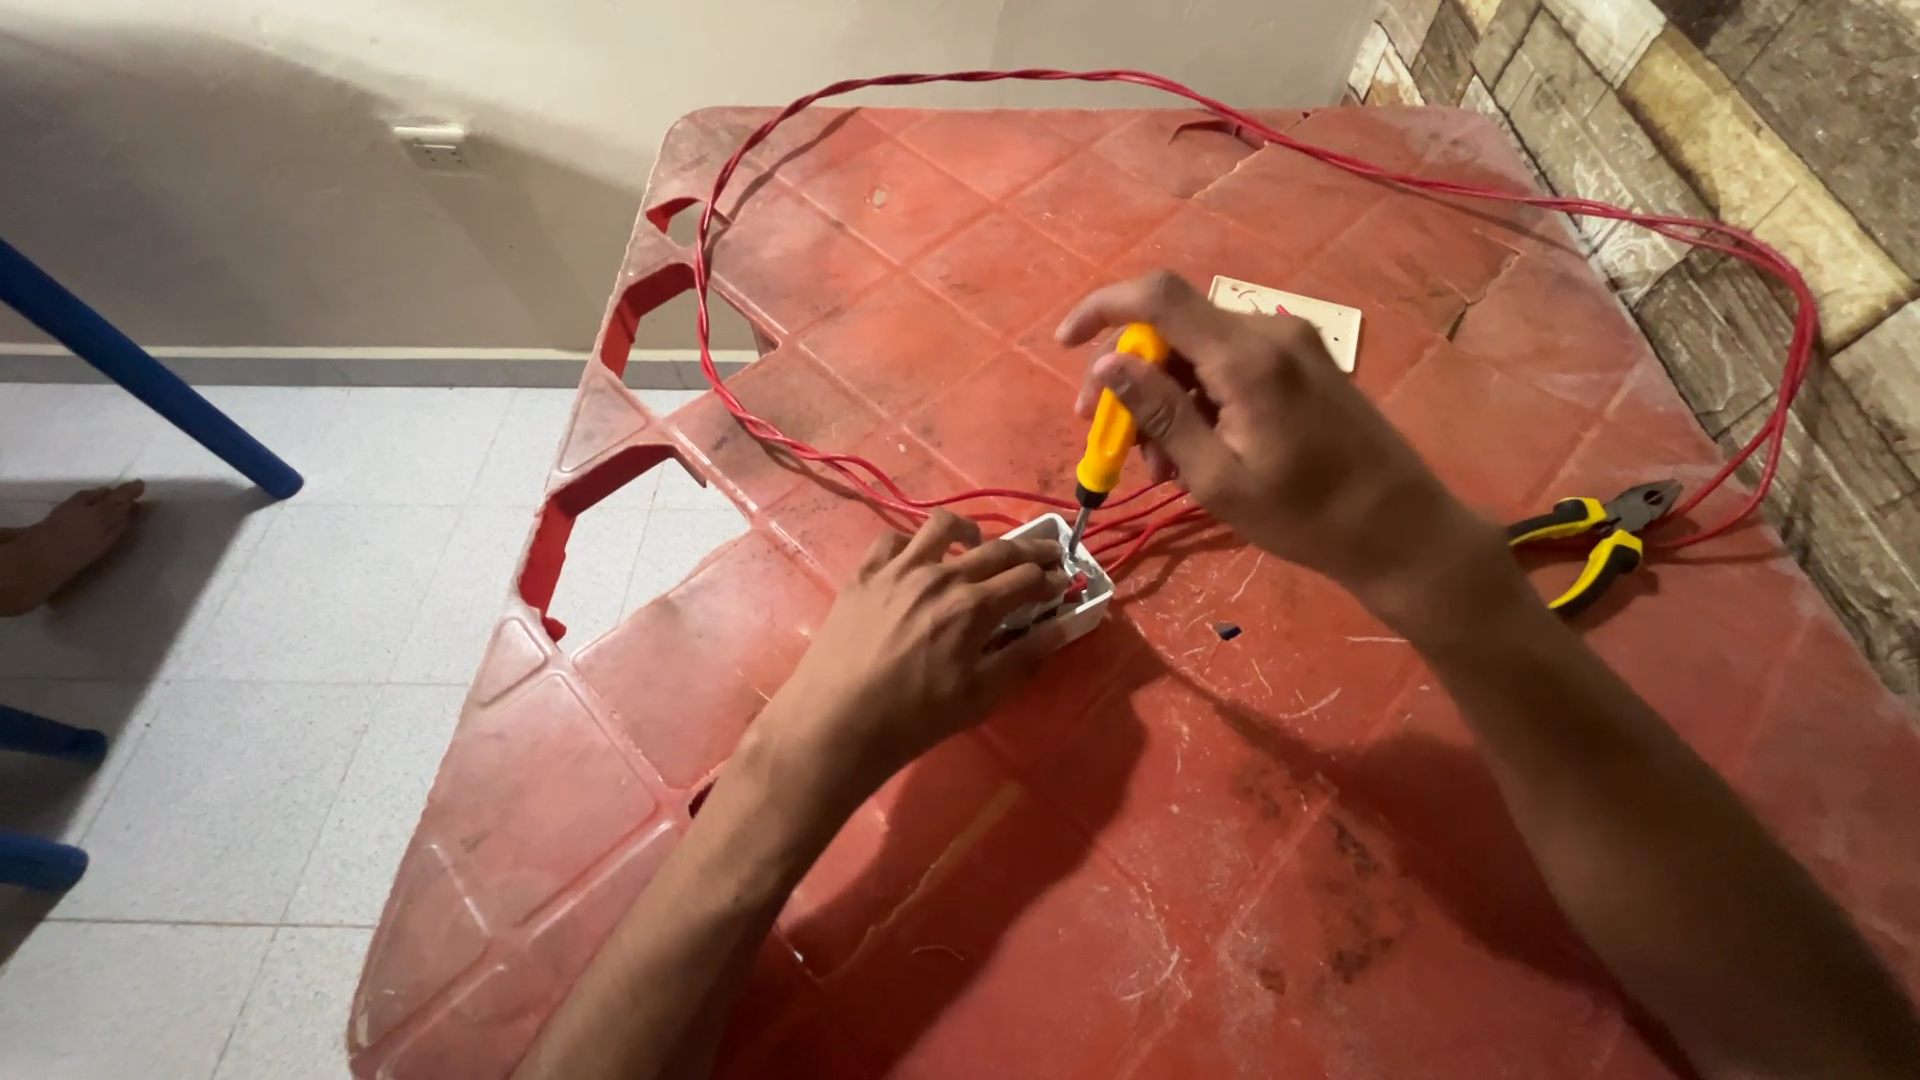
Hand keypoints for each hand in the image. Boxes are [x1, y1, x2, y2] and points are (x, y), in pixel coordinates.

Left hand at [754, 511, 1071, 799]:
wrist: (836, 722)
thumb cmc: (913, 719)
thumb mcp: (980, 696)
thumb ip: (1025, 657)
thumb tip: (1063, 628)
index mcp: (973, 607)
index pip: (1027, 578)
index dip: (1052, 578)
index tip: (1063, 581)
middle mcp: (939, 576)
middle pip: (997, 548)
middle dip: (1031, 550)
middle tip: (1046, 554)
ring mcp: (897, 569)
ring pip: (942, 526)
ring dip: (971, 531)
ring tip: (977, 544)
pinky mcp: (864, 573)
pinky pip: (893, 539)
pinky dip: (914, 542)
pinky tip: (917, 559)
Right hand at [1057, 272, 1506, 623]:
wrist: (1399, 529)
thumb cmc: (1303, 516)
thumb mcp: (1216, 476)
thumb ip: (1159, 414)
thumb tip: (1105, 365)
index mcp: (1245, 357)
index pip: (1157, 297)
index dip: (1100, 309)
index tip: (1065, 344)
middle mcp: (1268, 333)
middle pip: (1172, 330)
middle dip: (1129, 377)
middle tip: (1110, 436)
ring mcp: (1291, 346)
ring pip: (1198, 354)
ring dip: (1164, 400)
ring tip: (1160, 467)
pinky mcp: (1302, 366)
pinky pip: (1229, 368)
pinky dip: (1199, 402)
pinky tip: (1196, 452)